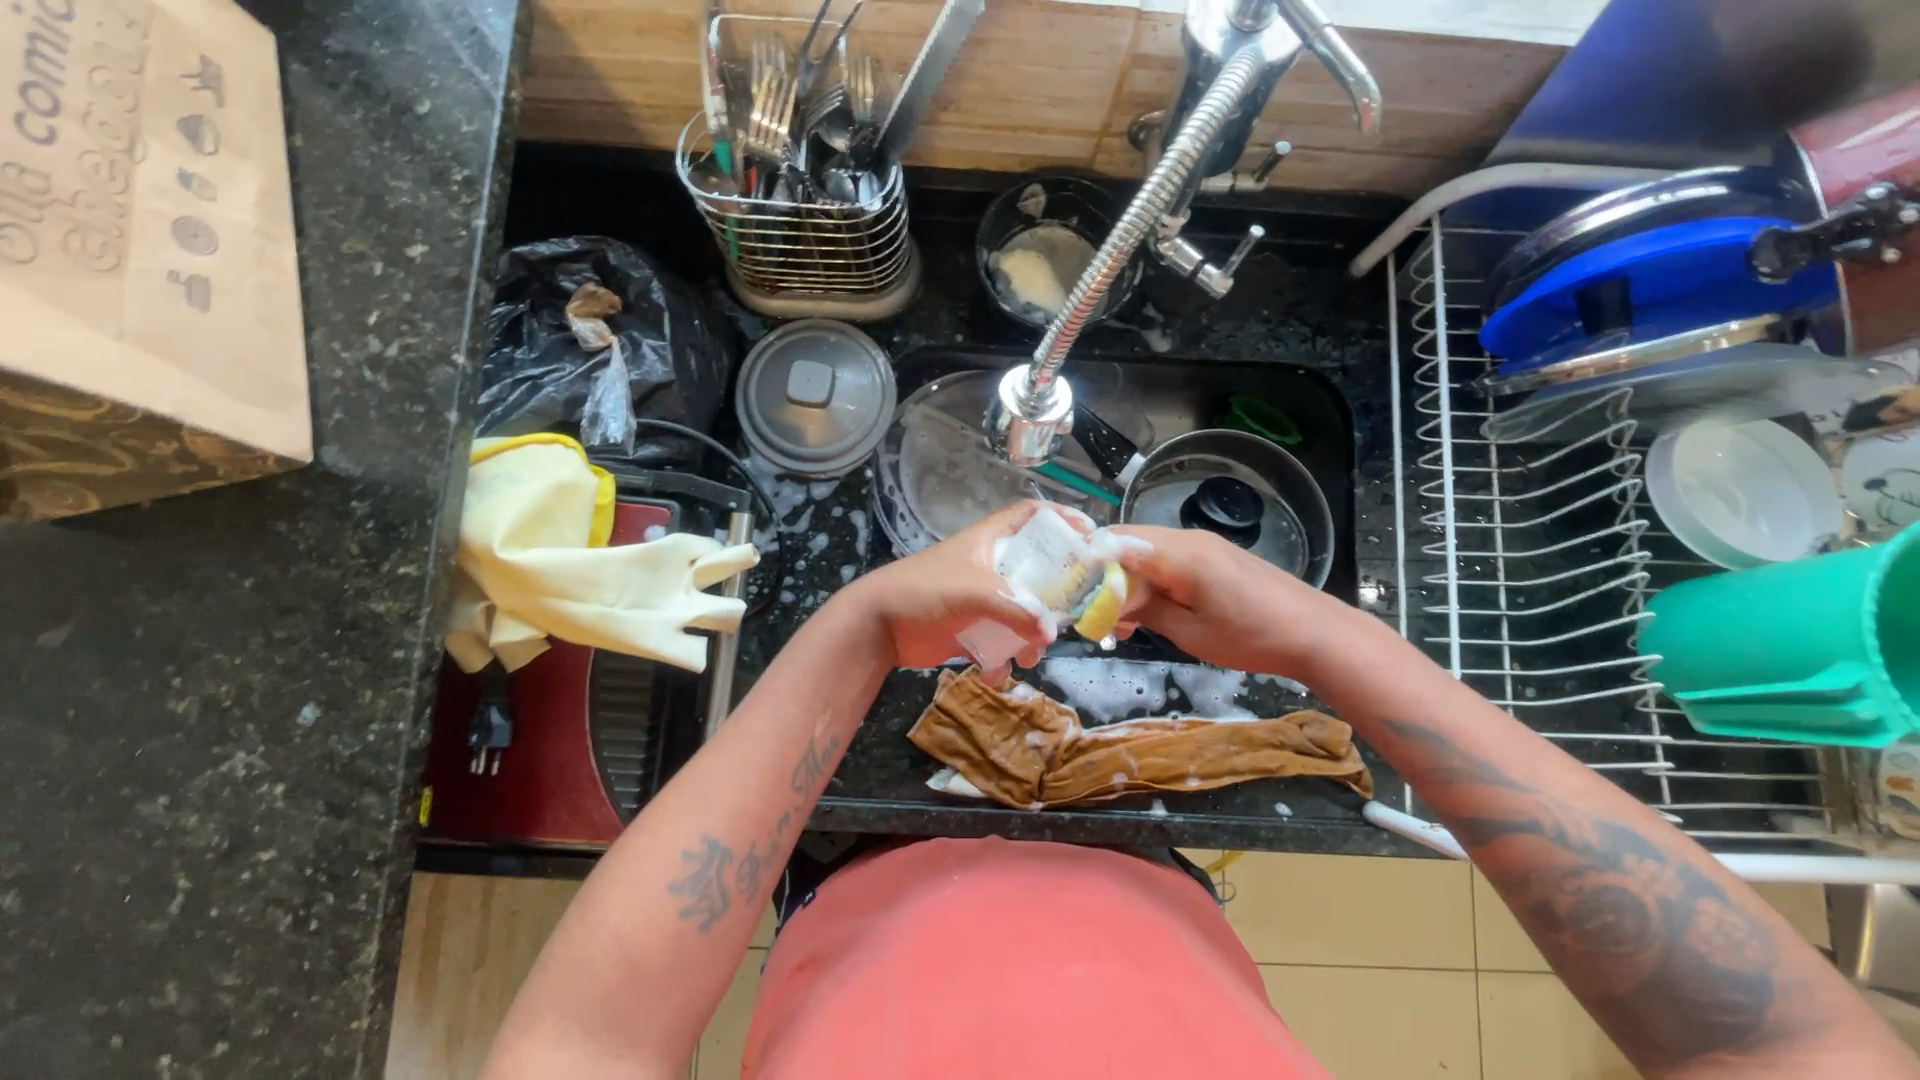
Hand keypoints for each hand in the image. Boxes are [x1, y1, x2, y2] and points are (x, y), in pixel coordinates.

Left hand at [836, 501, 1055, 675]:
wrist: (876, 628)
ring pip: (1023, 613)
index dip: (1061, 519)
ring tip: (1029, 658)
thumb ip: (1013, 608)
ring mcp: (981, 599)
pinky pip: (1000, 642)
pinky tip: (993, 674)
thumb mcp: (971, 591)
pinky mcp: (971, 628)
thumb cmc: (922, 592)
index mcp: (990, 541)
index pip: (1032, 516)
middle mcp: (990, 566)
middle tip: (1069, 617)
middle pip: (1038, 571)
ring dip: (1029, 638)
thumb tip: (1050, 633)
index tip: (1091, 537)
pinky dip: (1001, 659)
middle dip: (1055, 598)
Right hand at [1111, 524, 1361, 677]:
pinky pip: (1169, 558)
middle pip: (1128, 542)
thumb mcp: (1191, 634)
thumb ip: (1147, 610)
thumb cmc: (1252, 637)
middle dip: (1104, 574)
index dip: (1087, 563)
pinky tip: (1150, 611)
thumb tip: (1110, 601)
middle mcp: (1188, 539)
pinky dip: (1150, 579)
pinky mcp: (1215, 557)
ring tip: (1120, 620)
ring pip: (1147, 550)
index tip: (1070, 592)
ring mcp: (1203, 545)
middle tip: (1092, 612)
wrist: (1317, 633)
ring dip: (1127, 579)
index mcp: (1180, 554)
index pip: (1116, 543)